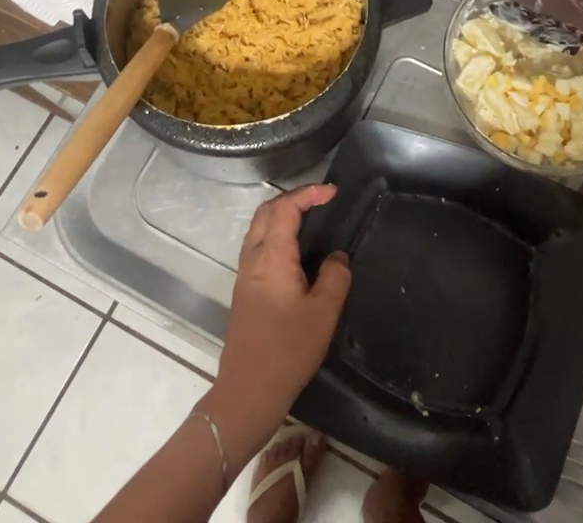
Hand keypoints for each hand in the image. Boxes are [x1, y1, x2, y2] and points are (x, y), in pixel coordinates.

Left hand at [206, 185, 351, 448]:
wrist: (248, 390)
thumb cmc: (287, 350)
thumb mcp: (323, 313)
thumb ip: (335, 278)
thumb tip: (337, 258)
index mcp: (272, 257)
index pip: (286, 208)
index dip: (308, 194)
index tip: (333, 192)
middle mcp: (253, 259)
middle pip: (266, 212)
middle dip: (292, 199)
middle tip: (321, 201)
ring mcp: (245, 275)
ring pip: (259, 230)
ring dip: (281, 216)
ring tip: (311, 221)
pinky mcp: (244, 291)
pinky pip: (258, 248)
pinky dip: (276, 236)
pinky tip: (296, 253)